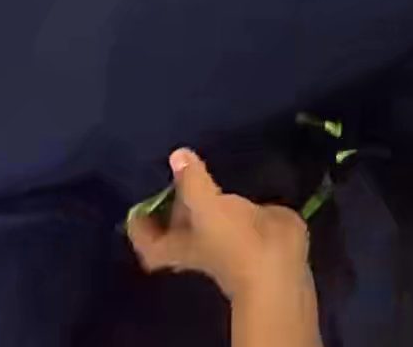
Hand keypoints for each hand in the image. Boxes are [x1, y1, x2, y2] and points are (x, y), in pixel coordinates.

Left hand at [126, 149, 315, 308]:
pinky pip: (236, 205)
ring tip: (201, 164)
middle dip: (175, 203)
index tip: (137, 207)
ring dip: (204, 195)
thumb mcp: (205, 207)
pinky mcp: (251, 222)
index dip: (141, 228)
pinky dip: (232, 193)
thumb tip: (176, 154)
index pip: (150, 242)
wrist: (275, 259)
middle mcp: (199, 241)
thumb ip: (191, 181)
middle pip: (179, 226)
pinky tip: (236, 172)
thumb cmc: (230, 240)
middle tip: (173, 171)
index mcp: (180, 246)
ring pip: (208, 213)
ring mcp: (226, 233)